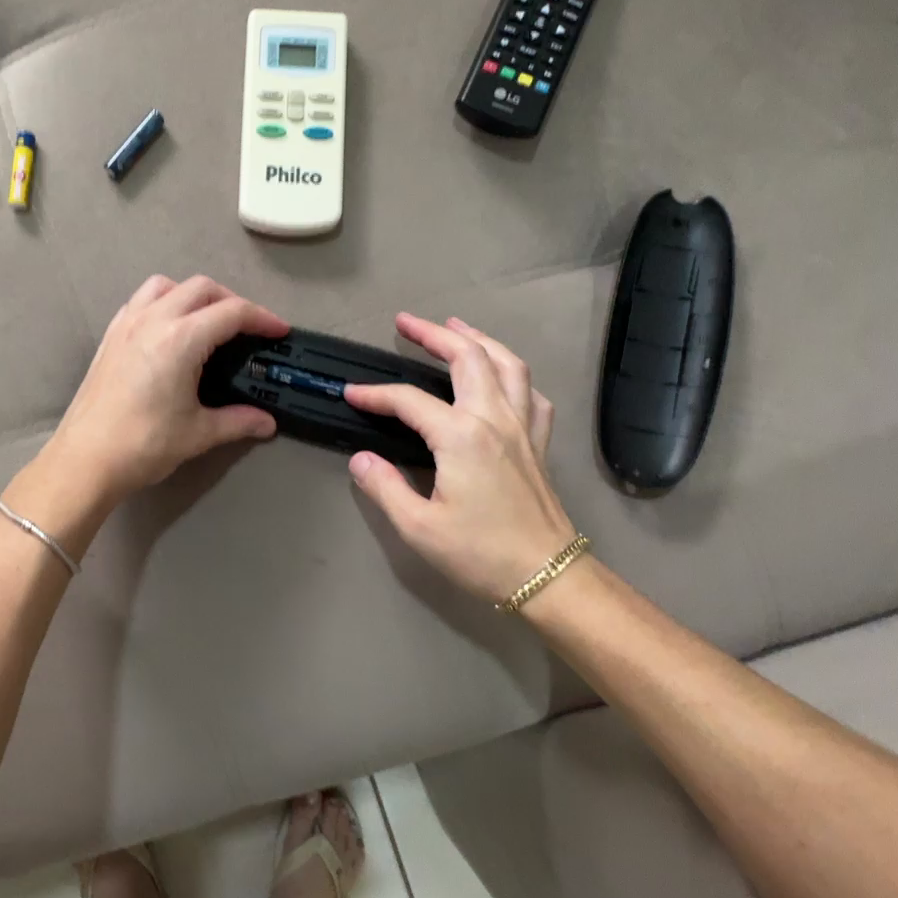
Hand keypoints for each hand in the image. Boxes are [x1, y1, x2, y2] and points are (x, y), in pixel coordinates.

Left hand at [45, 274, 288, 501]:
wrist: (85, 459)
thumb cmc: (144, 444)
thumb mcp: (198, 434)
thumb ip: (238, 421)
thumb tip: (267, 423)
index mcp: (181, 339)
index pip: (232, 312)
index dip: (262, 318)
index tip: (279, 331)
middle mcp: (153, 320)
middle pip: (201, 288)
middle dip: (231, 301)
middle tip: (248, 329)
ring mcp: (126, 324)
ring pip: (165, 286)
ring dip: (193, 295)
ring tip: (207, 321)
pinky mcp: (109, 337)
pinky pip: (140, 301)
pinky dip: (162, 303)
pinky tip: (168, 330)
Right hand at [343, 314, 575, 605]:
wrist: (546, 575)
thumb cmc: (479, 552)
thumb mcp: (418, 527)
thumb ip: (384, 487)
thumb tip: (361, 459)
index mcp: (460, 436)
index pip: (409, 400)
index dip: (376, 394)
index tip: (351, 395)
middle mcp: (494, 418)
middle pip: (467, 357)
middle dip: (434, 334)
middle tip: (406, 322)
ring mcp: (523, 426)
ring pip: (507, 363)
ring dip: (479, 338)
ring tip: (456, 326)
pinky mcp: (539, 442)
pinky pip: (531, 393)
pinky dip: (513, 374)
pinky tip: (502, 376)